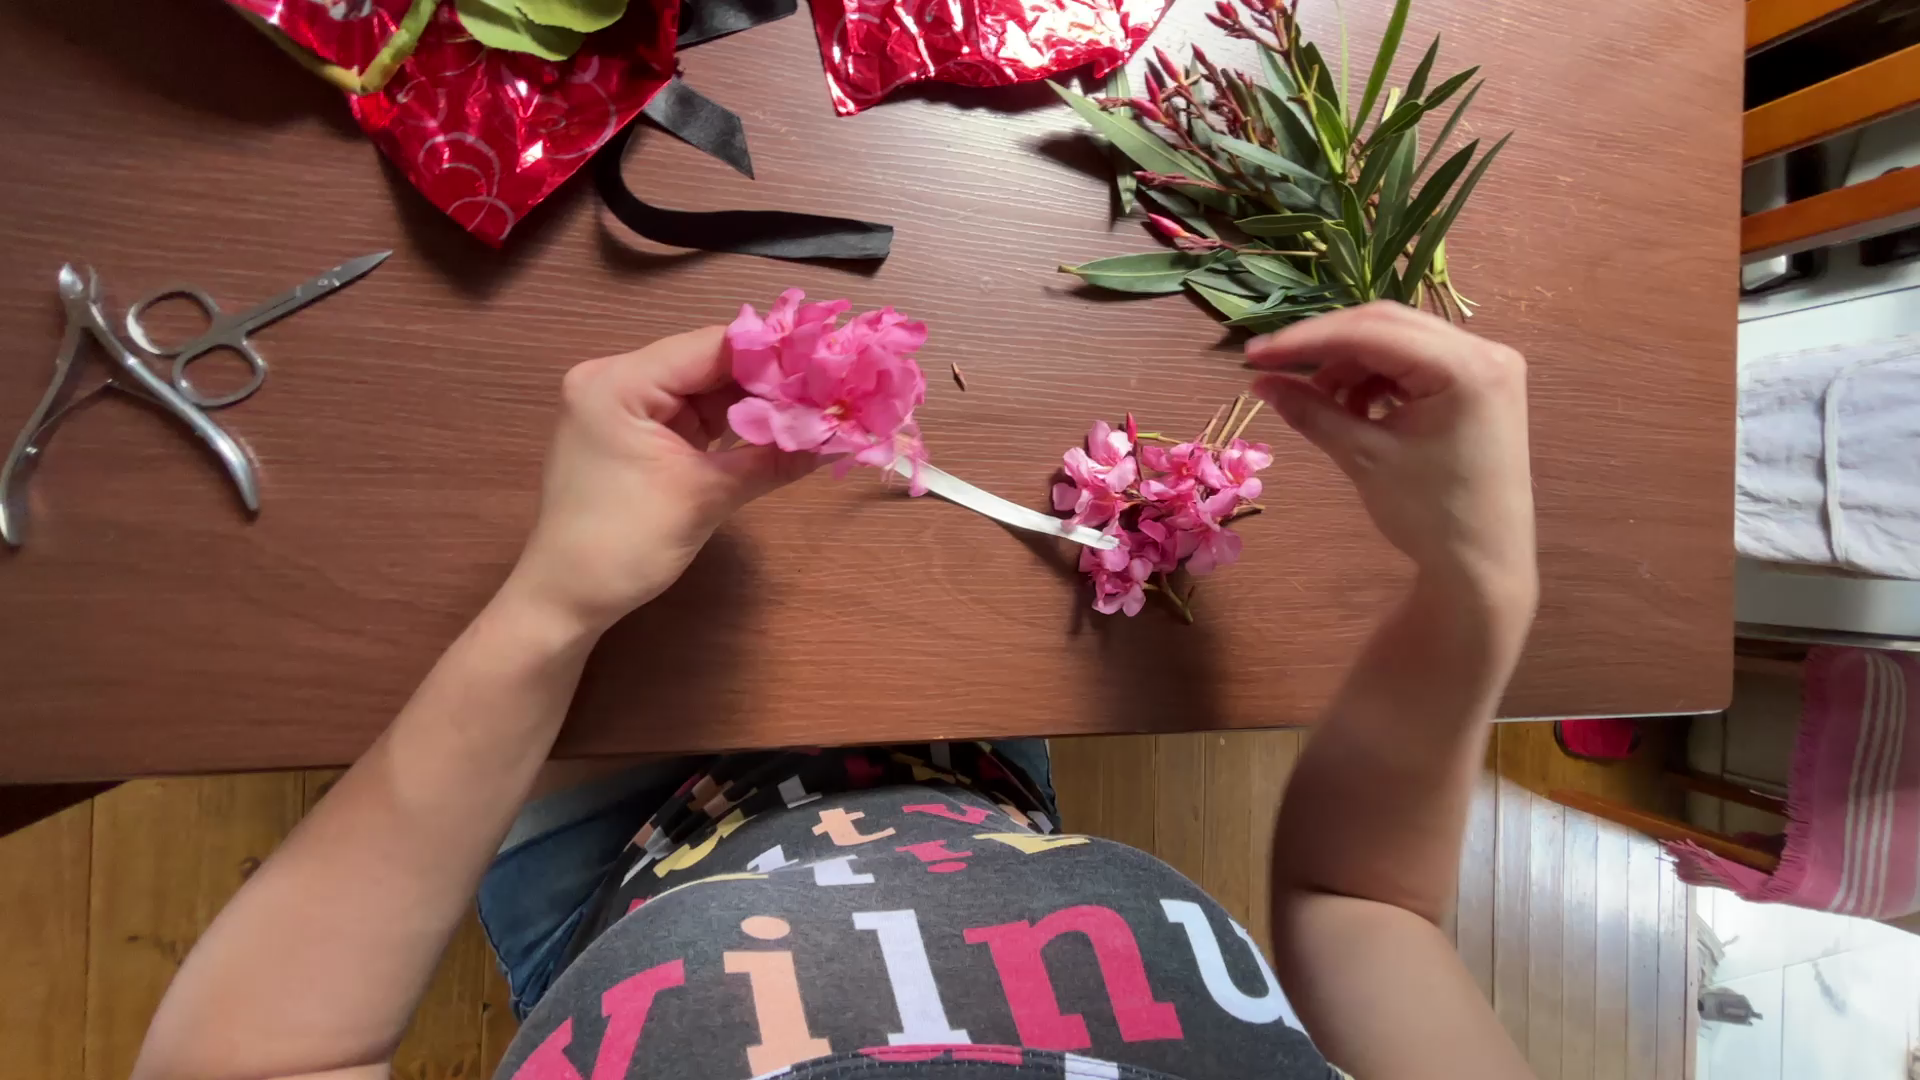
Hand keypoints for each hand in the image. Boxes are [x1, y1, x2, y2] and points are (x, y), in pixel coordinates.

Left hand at [503, 327, 816, 637]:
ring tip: (814, 409)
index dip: (774, 355)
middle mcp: (619, 380)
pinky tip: (778, 429)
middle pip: (712, 364)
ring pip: (709, 390)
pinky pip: (698, 416)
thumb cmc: (624, 545)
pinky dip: (736, 425)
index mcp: (619, 382)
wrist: (568, 598)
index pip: (712, 347)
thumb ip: (774, 461)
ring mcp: (629, 407)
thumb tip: (837, 441)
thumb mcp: (706, 498)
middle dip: (771, 381)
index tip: (829, 367)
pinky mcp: (641, 434)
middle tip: (830, 391)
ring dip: (758, 404)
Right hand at [1247, 302, 1535, 612]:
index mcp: (1465, 366)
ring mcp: (1483, 366)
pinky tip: (1350, 408)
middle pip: (1384, 326)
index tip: (1253, 354)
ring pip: (1395, 343)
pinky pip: (1411, 365)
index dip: (1306, 340)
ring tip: (1317, 401)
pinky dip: (1372, 379)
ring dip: (1347, 365)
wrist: (1481, 563)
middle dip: (1323, 346)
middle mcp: (1483, 351)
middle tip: (1269, 365)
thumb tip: (1260, 383)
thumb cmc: (1428, 513)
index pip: (1370, 331)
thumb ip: (1311, 412)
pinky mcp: (1475, 385)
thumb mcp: (1362, 457)